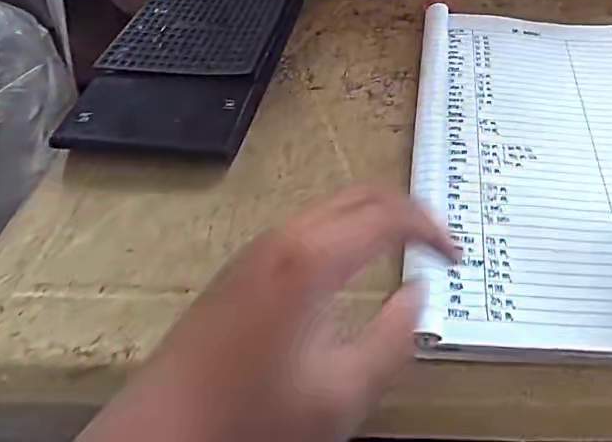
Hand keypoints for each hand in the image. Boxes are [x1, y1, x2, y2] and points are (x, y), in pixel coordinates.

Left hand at [77, 185, 457, 441]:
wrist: (155, 437)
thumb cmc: (251, 421)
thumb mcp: (338, 398)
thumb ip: (393, 340)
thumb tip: (419, 292)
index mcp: (315, 256)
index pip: (391, 215)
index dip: (432, 229)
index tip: (456, 257)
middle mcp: (290, 234)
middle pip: (364, 194)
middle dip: (409, 211)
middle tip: (437, 246)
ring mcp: (263, 243)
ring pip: (337, 205)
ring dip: (377, 217)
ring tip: (404, 250)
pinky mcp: (246, 261)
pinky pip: (313, 223)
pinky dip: (348, 228)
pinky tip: (352, 267)